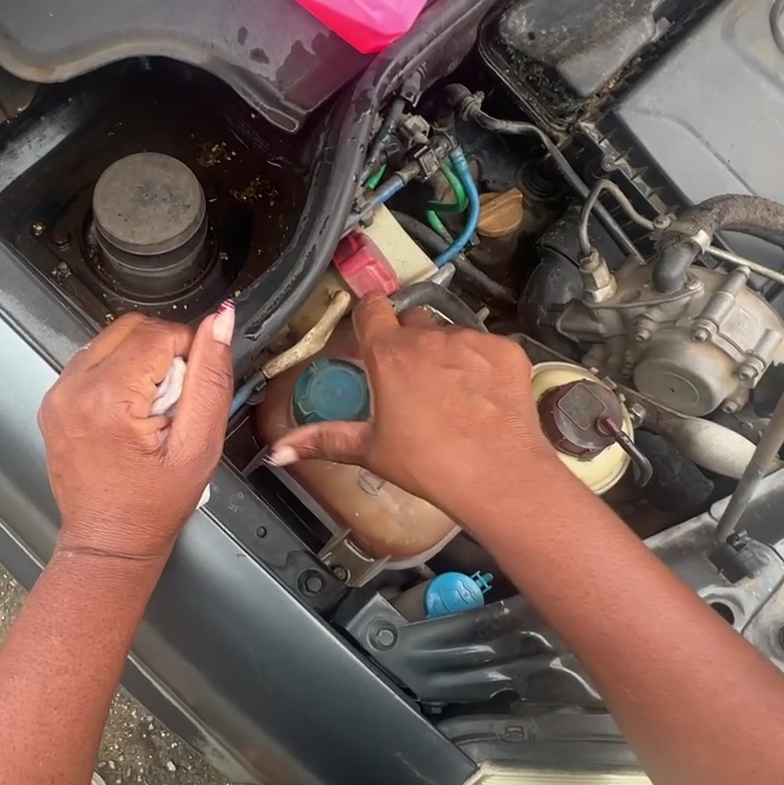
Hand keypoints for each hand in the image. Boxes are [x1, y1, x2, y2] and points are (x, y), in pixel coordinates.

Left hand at [39, 304, 234, 560]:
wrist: (109, 540)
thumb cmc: (154, 505)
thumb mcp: (199, 445)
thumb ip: (211, 378)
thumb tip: (221, 320)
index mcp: (108, 397)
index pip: (159, 333)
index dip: (187, 353)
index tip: (190, 394)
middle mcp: (73, 387)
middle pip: (132, 328)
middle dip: (163, 352)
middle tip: (173, 402)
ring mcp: (58, 393)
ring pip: (111, 340)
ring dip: (140, 361)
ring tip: (151, 411)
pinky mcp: (54, 401)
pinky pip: (92, 361)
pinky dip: (118, 372)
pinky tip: (130, 412)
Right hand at [266, 296, 567, 527]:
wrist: (497, 476)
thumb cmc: (427, 464)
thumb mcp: (370, 451)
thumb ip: (322, 441)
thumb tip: (277, 452)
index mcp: (389, 355)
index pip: (372, 308)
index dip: (368, 318)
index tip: (369, 334)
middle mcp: (429, 337)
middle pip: (412, 321)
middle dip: (407, 342)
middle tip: (408, 379)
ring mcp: (472, 340)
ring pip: (450, 334)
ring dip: (444, 354)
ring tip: (448, 395)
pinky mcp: (506, 350)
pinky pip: (486, 347)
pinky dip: (480, 365)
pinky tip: (480, 398)